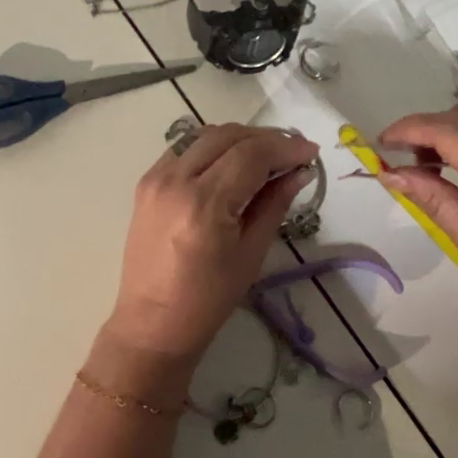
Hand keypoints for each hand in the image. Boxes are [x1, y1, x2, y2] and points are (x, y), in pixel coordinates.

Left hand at [103, 124, 316, 367]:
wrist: (153, 322)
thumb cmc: (209, 299)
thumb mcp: (252, 253)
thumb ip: (274, 204)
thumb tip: (299, 172)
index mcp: (204, 205)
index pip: (251, 155)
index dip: (286, 148)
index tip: (311, 153)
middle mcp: (176, 182)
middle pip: (228, 136)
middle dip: (266, 138)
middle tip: (293, 153)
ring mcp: (155, 178)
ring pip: (204, 135)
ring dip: (239, 138)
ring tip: (266, 156)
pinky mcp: (146, 182)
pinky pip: (184, 148)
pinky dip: (212, 146)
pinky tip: (230, 163)